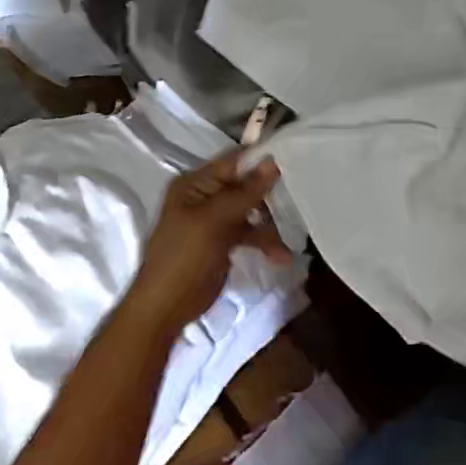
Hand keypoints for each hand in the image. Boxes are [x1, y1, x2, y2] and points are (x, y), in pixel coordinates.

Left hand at [123, 153, 290, 330]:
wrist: (167, 305)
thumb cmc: (185, 256)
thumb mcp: (214, 220)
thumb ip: (245, 192)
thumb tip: (273, 161)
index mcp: (195, 184)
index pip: (233, 162)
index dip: (261, 160)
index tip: (295, 159)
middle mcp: (205, 196)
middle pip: (245, 186)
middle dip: (269, 195)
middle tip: (298, 200)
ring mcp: (215, 220)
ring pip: (251, 211)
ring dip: (270, 226)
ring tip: (287, 243)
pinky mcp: (224, 242)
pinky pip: (250, 233)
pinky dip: (265, 243)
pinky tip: (282, 257)